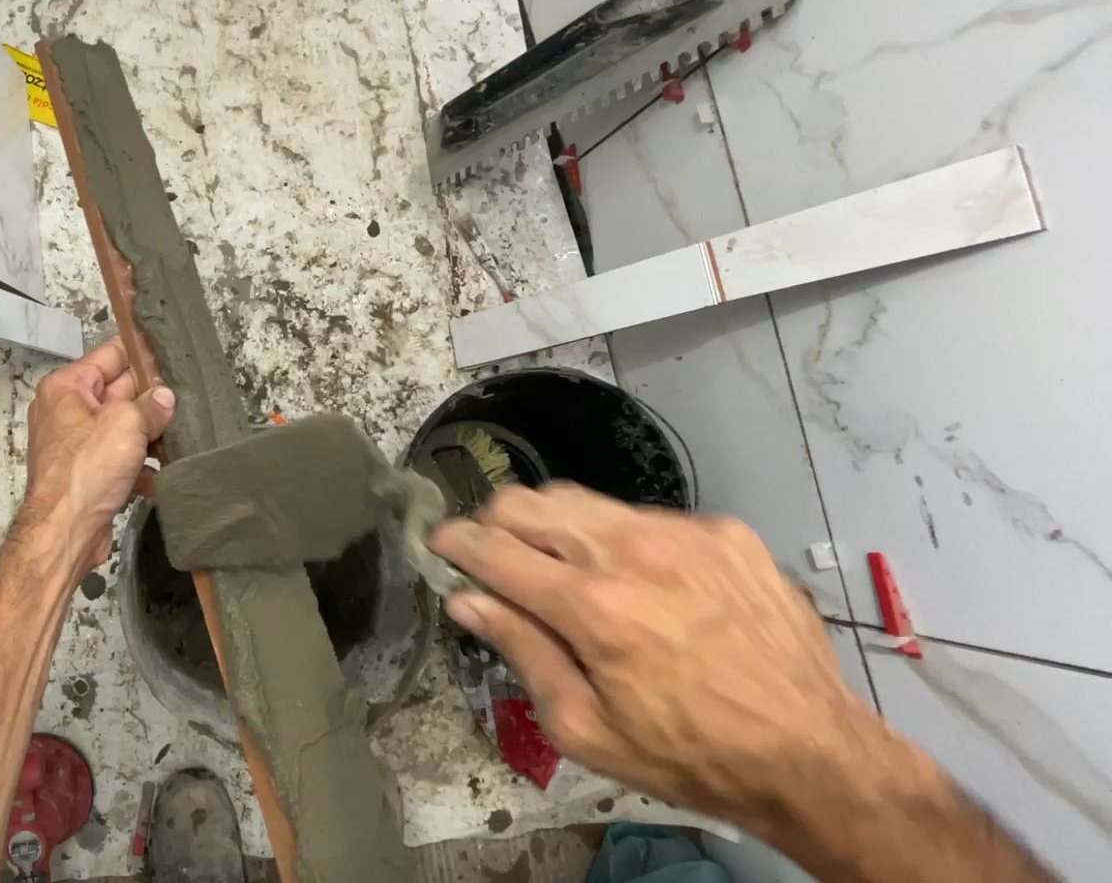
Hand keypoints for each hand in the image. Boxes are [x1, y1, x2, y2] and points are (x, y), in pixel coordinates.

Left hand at [20, 337, 175, 572]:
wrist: (65, 530)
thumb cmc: (89, 468)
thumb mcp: (127, 424)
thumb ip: (151, 405)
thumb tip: (165, 399)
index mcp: (67, 388)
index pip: (109, 356)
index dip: (140, 353)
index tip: (168, 350)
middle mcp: (66, 411)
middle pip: (118, 392)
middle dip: (150, 397)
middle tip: (186, 395)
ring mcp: (76, 444)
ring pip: (122, 428)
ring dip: (149, 434)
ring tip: (179, 435)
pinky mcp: (87, 473)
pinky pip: (118, 459)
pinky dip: (139, 466)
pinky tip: (161, 475)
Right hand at [427, 482, 881, 831]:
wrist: (818, 758)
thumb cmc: (686, 753)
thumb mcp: (583, 726)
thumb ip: (519, 649)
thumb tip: (465, 598)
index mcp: (592, 607)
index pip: (492, 548)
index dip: (453, 542)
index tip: (437, 544)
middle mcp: (630, 552)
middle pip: (526, 503)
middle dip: (493, 524)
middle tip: (494, 557)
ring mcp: (681, 533)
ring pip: (577, 498)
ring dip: (550, 526)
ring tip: (560, 567)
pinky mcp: (721, 531)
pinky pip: (638, 515)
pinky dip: (615, 539)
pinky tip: (639, 581)